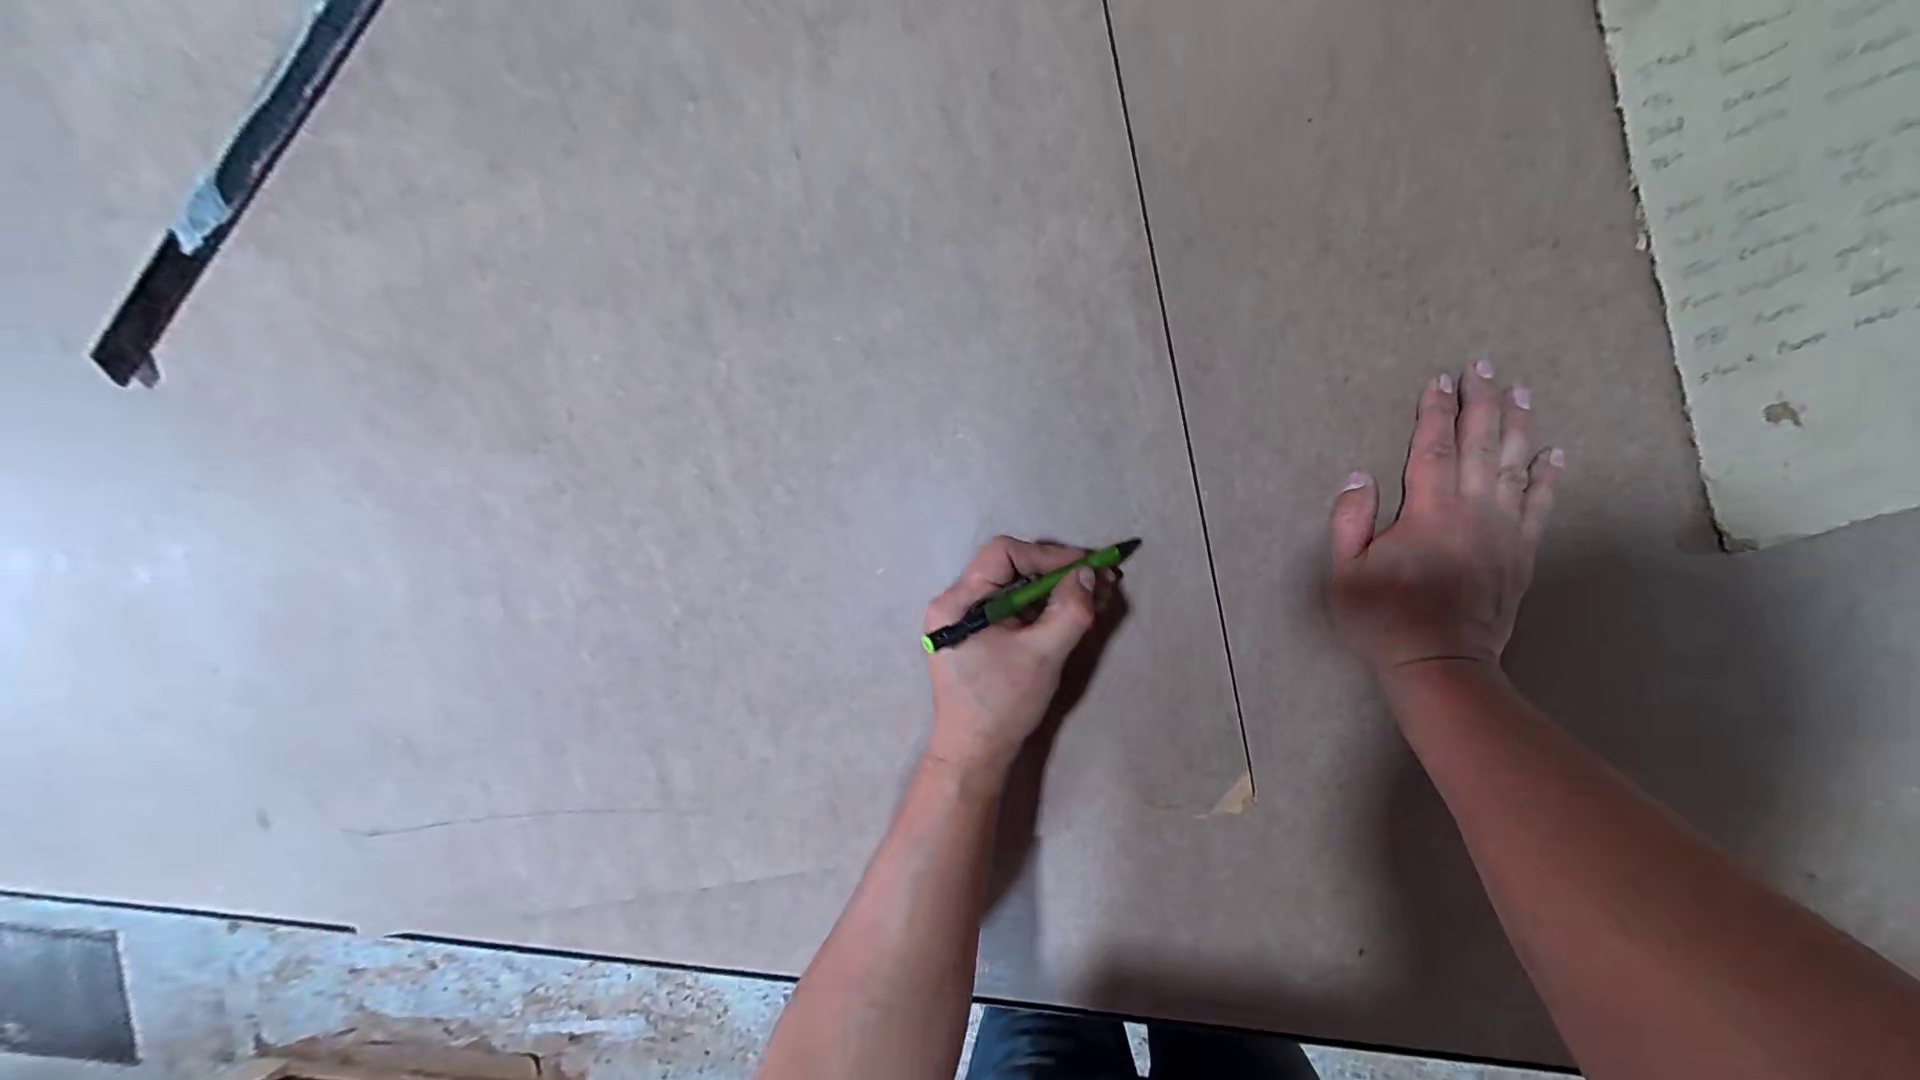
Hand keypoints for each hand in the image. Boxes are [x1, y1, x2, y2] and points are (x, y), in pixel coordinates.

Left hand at [923, 537, 1105, 776]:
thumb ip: (1069, 610)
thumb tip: (1088, 573)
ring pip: (1015, 587)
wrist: (975, 753)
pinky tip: (1073, 612)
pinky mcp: (978, 633)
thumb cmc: (1002, 704)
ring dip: (1055, 590)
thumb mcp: (1043, 655)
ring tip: (1095, 597)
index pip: (1003, 554)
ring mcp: (965, 618)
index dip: (1048, 555)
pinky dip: (1043, 607)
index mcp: (959, 601)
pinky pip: (1012, 608)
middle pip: (1010, 568)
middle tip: (1099, 581)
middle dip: (1057, 572)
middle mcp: (955, 602)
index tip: (1086, 567)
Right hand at [1328, 361, 1562, 671]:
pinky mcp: (1521, 553)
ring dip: (1518, 426)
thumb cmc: (1382, 617)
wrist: (1440, 662)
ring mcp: (1503, 531)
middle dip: (1481, 403)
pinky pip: (1540, 505)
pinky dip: (1548, 476)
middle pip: (1479, 445)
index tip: (1439, 380)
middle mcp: (1472, 511)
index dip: (1434, 412)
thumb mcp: (1344, 571)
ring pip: (1515, 466)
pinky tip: (1554, 453)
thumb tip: (1360, 476)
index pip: (1431, 449)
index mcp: (1427, 511)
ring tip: (1521, 392)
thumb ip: (1350, 520)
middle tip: (1485, 367)